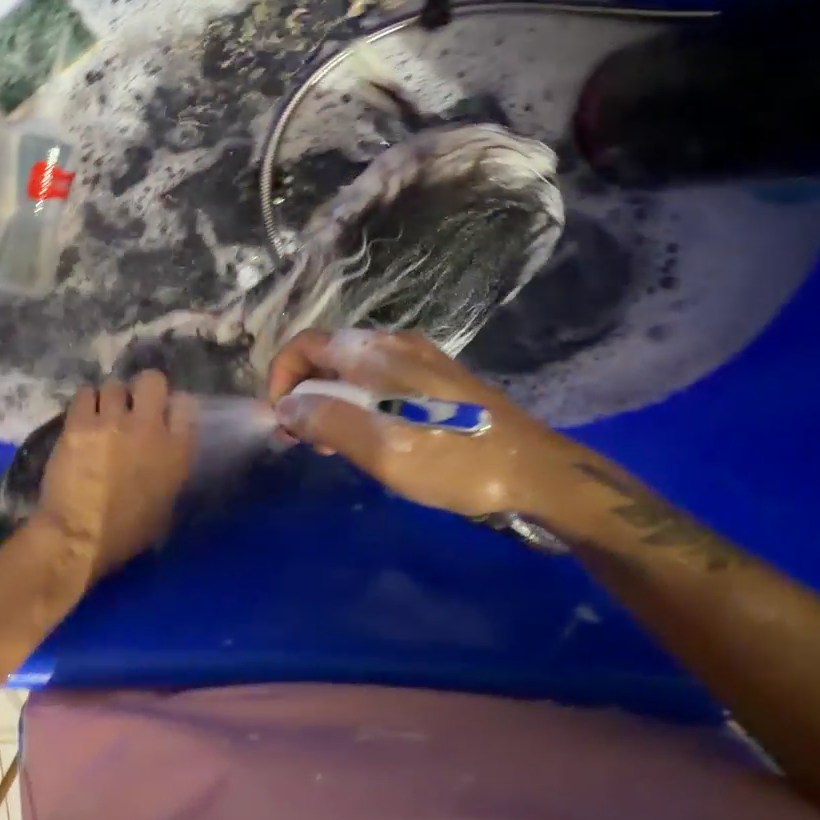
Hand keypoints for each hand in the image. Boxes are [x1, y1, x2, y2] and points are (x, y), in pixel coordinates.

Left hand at [32, 371, 197, 580]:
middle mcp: (148, 427)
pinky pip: (84, 394)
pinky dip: (85, 402)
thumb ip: (171, 470)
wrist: (80, 535)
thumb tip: (164, 455)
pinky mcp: (79, 422)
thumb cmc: (126, 533)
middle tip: (132, 405)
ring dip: (109, 397)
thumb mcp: (166, 506)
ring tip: (101, 413)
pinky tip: (82, 417)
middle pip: (152, 380)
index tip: (163, 413)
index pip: (185, 405)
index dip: (172, 405)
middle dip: (143, 388)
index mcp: (177, 451)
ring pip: (114, 384)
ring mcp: (111, 421)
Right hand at [265, 328, 575, 518]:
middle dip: (302, 394)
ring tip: (331, 446)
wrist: (538, 474)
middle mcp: (394, 345)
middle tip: (303, 441)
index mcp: (377, 354)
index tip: (281, 422)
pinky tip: (369, 439)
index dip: (280, 378)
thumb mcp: (383, 449)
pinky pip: (378, 382)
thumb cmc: (456, 461)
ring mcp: (419, 360)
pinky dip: (357, 404)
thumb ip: (327, 421)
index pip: (304, 344)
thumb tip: (286, 405)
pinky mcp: (436, 380)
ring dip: (329, 402)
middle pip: (325, 356)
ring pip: (351, 371)